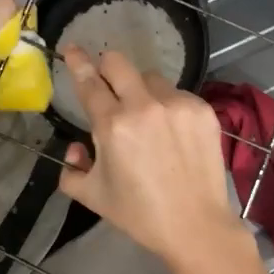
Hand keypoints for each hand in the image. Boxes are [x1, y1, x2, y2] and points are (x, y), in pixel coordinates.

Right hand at [56, 47, 248, 268]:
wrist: (196, 225)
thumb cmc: (140, 214)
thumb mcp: (94, 197)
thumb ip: (73, 170)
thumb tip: (77, 148)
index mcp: (113, 126)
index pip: (89, 82)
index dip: (77, 62)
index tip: (72, 48)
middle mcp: (144, 106)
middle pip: (119, 63)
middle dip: (108, 68)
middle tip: (108, 82)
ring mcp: (176, 105)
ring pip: (150, 77)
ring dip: (141, 90)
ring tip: (146, 118)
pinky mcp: (201, 109)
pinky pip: (177, 93)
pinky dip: (168, 105)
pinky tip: (172, 132)